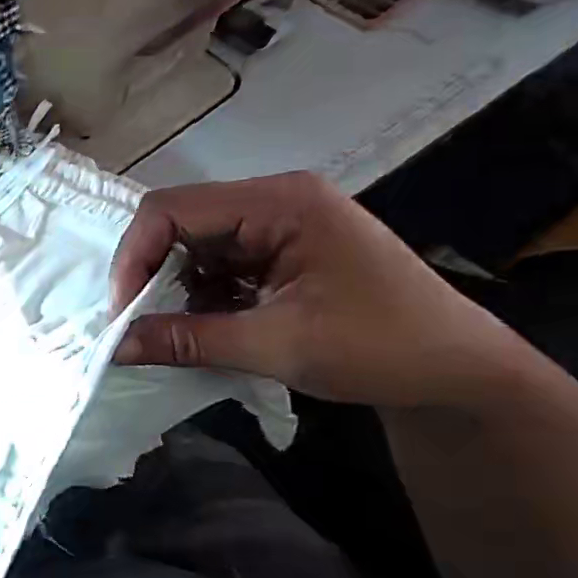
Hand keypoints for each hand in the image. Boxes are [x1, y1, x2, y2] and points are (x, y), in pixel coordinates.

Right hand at [108, 171, 535, 407]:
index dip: (135, 257)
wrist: (463, 377)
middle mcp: (274, 201)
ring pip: (189, 244)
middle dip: (149, 273)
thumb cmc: (383, 349)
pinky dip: (195, 294)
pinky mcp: (276, 250)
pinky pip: (212, 262)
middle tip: (137, 322)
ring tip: (170, 329)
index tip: (125, 312)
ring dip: (171, 286)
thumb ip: (188, 339)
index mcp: (281, 202)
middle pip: (176, 222)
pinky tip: (203, 325)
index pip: (172, 209)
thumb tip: (114, 347)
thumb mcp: (278, 346)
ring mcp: (276, 224)